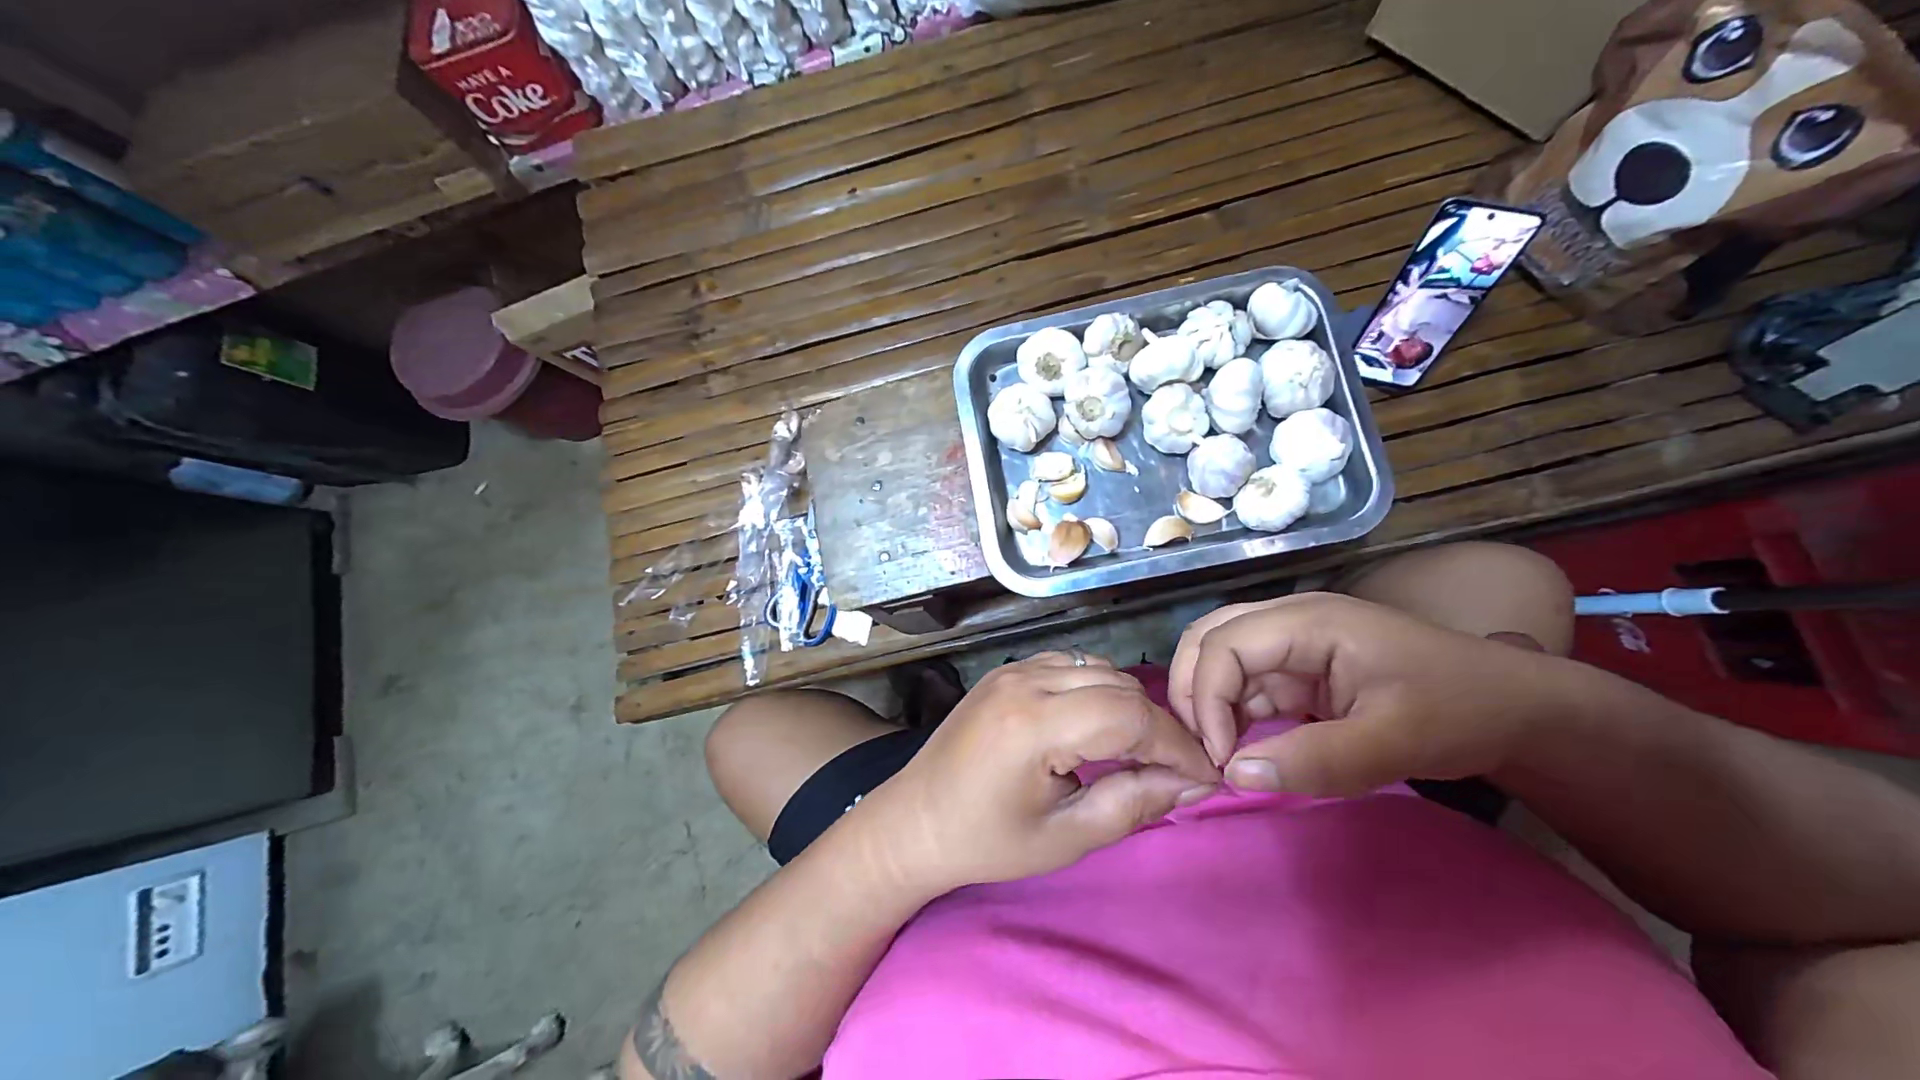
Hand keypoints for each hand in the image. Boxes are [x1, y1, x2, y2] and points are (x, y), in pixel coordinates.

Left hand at [861, 652, 1219, 892]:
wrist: (914, 821)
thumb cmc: (985, 841)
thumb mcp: (1064, 837)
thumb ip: (1132, 804)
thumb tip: (1193, 783)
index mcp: (1033, 723)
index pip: (1129, 714)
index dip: (1176, 745)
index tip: (1204, 778)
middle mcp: (1024, 680)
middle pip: (1119, 685)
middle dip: (1157, 727)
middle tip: (1175, 771)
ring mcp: (1013, 669)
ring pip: (1099, 669)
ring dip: (1129, 706)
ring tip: (1141, 752)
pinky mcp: (1007, 671)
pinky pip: (1071, 666)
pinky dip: (1098, 690)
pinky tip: (1097, 727)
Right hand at [1166, 593, 1570, 794]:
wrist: (1515, 710)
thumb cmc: (1459, 712)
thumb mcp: (1393, 741)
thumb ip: (1314, 760)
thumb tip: (1233, 775)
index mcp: (1307, 620)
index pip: (1223, 645)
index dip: (1206, 698)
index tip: (1221, 760)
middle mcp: (1289, 621)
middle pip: (1207, 638)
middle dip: (1192, 690)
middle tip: (1203, 749)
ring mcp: (1292, 643)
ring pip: (1218, 658)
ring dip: (1206, 702)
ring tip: (1216, 752)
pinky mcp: (1298, 669)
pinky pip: (1245, 682)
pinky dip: (1230, 713)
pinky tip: (1238, 747)